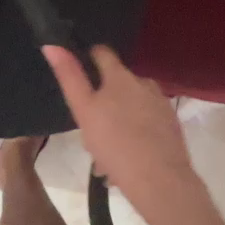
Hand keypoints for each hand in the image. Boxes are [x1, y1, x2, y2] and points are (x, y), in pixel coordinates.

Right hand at [42, 45, 202, 210]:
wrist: (159, 180)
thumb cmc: (114, 144)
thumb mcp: (83, 110)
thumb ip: (69, 76)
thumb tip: (52, 44)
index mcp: (120, 76)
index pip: (102, 52)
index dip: (88, 58)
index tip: (79, 76)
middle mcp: (144, 82)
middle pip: (118, 83)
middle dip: (104, 100)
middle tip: (91, 129)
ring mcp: (160, 103)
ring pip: (133, 105)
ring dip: (120, 120)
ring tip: (108, 153)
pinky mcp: (172, 125)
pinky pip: (148, 122)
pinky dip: (137, 134)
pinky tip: (127, 160)